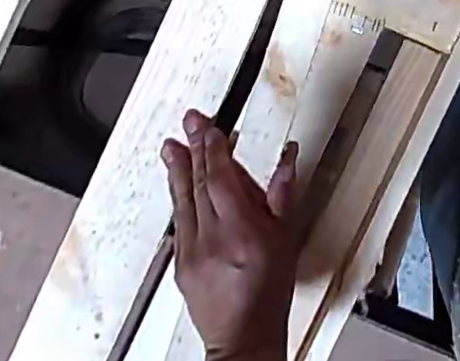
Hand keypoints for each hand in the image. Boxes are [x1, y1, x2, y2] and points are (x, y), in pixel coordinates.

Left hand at [161, 110, 298, 360]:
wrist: (244, 339)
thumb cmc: (269, 291)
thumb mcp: (286, 239)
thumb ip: (283, 193)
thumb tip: (288, 157)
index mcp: (240, 230)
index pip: (221, 177)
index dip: (215, 148)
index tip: (211, 126)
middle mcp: (210, 239)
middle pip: (200, 183)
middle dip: (196, 147)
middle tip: (191, 120)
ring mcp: (191, 253)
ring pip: (183, 200)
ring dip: (179, 168)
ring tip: (171, 145)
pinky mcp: (180, 264)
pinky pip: (179, 221)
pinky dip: (180, 196)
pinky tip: (178, 182)